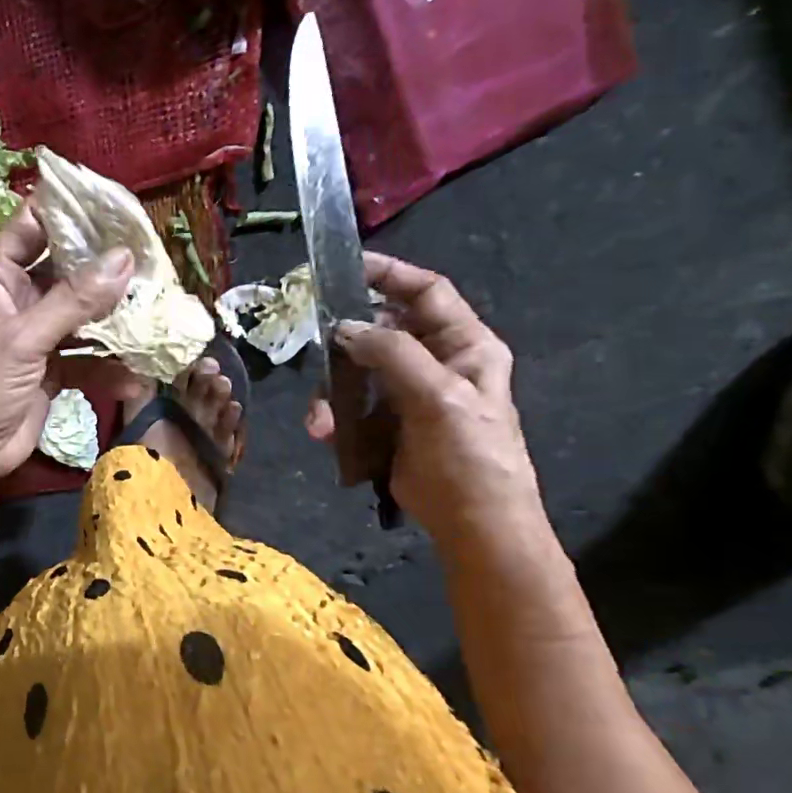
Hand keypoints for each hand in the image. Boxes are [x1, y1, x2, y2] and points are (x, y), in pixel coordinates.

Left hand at [0, 207, 132, 497]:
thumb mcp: (23, 340)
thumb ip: (74, 300)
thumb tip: (125, 258)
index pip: (31, 227)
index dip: (68, 211)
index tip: (115, 204)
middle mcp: (19, 299)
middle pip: (67, 268)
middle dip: (105, 265)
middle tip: (150, 256)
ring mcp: (39, 334)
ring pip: (85, 313)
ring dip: (114, 316)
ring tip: (153, 310)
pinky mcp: (55, 366)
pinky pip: (90, 355)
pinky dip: (111, 365)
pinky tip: (134, 375)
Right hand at [307, 252, 543, 543]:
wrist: (475, 524)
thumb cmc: (470, 455)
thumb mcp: (440, 397)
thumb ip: (394, 354)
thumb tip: (345, 328)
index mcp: (464, 345)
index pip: (427, 292)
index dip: (390, 275)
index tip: (347, 267)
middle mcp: (437, 362)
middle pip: (384, 330)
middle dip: (348, 340)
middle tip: (316, 342)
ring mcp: (410, 395)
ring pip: (361, 371)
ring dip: (334, 389)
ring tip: (321, 419)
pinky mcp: (389, 426)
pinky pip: (354, 407)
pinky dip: (336, 417)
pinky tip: (324, 434)